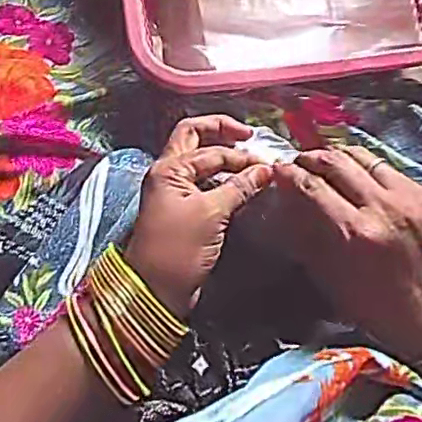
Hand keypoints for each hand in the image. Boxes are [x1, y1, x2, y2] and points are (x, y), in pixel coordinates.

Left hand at [121, 116, 275, 315]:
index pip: (209, 149)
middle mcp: (168, 173)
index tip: (266, 166)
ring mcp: (174, 191)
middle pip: (194, 138)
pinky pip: (203, 183)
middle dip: (221, 133)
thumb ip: (238, 187)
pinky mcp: (183, 210)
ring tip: (251, 164)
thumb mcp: (211, 214)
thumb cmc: (178, 249)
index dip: (239, 154)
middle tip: (248, 137)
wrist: (156, 289)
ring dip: (223, 158)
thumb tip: (265, 170)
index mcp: (168, 168)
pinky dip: (222, 179)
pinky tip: (242, 186)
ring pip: (199, 161)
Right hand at [272, 146, 421, 358]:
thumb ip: (307, 233)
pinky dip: (362, 167)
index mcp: (357, 233)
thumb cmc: (376, 305)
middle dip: (308, 158)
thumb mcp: (330, 275)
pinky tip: (354, 176)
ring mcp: (408, 197)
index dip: (288, 173)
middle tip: (297, 163)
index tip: (277, 170)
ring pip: (361, 156)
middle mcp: (383, 207)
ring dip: (335, 156)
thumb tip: (286, 199)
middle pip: (335, 161)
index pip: (312, 186)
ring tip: (323, 165)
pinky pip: (385, 167)